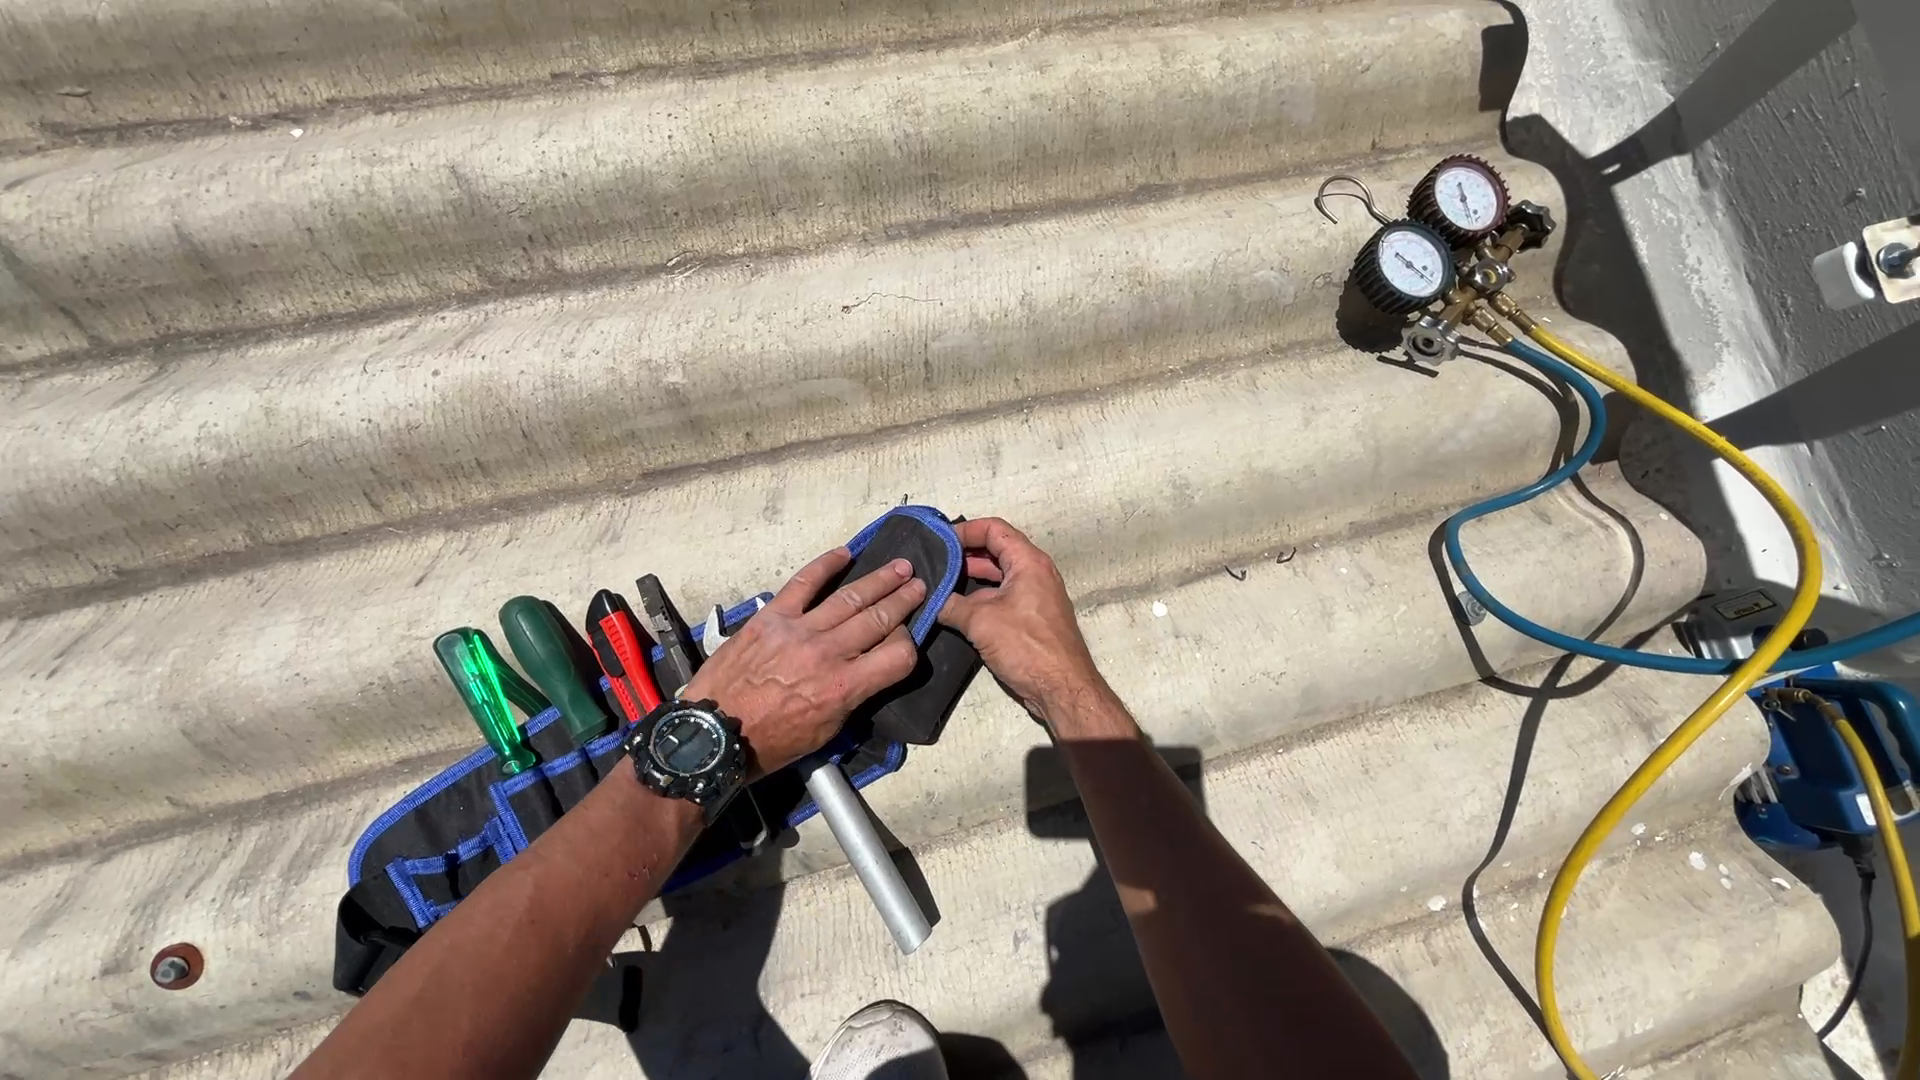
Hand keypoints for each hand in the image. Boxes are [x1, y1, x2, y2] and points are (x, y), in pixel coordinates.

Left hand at [684, 548, 922, 777]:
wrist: (713, 734)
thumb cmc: (770, 742)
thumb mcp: (825, 731)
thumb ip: (853, 696)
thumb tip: (868, 669)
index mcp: (844, 687)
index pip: (898, 656)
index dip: (910, 645)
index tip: (907, 639)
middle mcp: (828, 653)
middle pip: (879, 619)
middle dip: (905, 600)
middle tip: (920, 585)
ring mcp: (799, 630)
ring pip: (849, 597)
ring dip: (879, 580)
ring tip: (900, 567)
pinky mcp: (772, 616)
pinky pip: (804, 582)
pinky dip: (826, 565)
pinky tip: (845, 553)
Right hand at [935, 518, 1103, 719]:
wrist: (1061, 688)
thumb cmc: (1027, 647)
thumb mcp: (981, 623)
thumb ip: (952, 606)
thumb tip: (932, 601)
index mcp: (1029, 562)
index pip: (994, 530)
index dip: (965, 530)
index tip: (940, 539)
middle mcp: (1035, 573)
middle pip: (996, 551)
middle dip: (964, 555)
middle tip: (934, 561)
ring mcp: (1035, 596)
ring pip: (998, 577)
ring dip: (970, 579)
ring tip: (939, 584)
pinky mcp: (1031, 617)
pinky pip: (1002, 597)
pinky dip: (980, 598)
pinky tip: (956, 609)